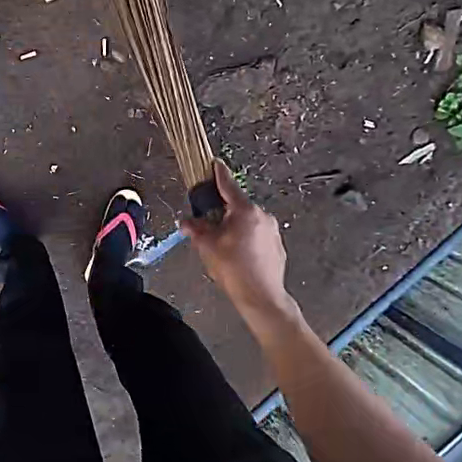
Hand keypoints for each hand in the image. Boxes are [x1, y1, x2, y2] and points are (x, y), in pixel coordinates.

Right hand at [182, 159, 298, 323]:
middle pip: (236, 205)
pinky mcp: (276, 245)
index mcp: (245, 211)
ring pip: (247, 221)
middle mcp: (262, 216)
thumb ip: (195, 228)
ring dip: (233, 226)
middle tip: (208, 224)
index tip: (214, 163)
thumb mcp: (207, 246)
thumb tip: (185, 221)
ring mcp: (272, 231)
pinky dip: (245, 238)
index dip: (218, 173)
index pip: (228, 185)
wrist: (262, 297)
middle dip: (222, 212)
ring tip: (222, 246)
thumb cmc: (234, 270)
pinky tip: (237, 255)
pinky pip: (257, 234)